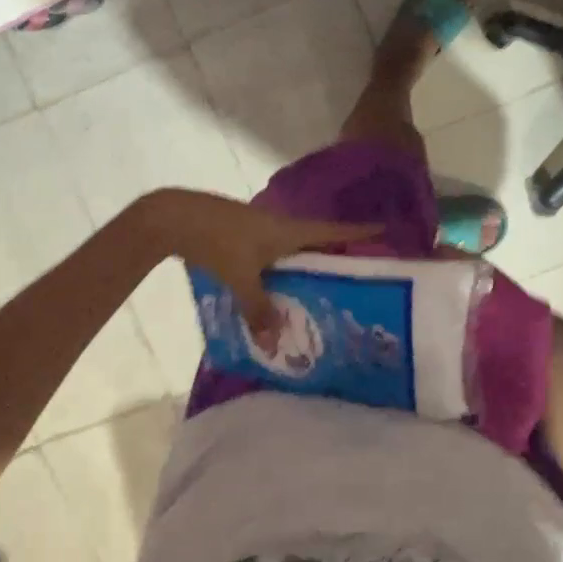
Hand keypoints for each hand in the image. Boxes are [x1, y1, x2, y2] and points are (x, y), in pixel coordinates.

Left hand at [134, 189, 381, 336]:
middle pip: (317, 240)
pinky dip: (282, 268)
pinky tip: (279, 288)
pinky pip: (273, 253)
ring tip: (322, 291)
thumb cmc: (215, 242)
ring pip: (293, 248)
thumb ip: (259, 311)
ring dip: (307, 264)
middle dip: (337, 256)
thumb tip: (277, 343)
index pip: (335, 230)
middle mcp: (279, 225)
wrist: (173, 218)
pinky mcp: (241, 234)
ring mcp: (259, 227)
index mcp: (289, 230)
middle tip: (358, 279)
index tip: (389, 232)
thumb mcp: (241, 278)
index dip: (361, 231)